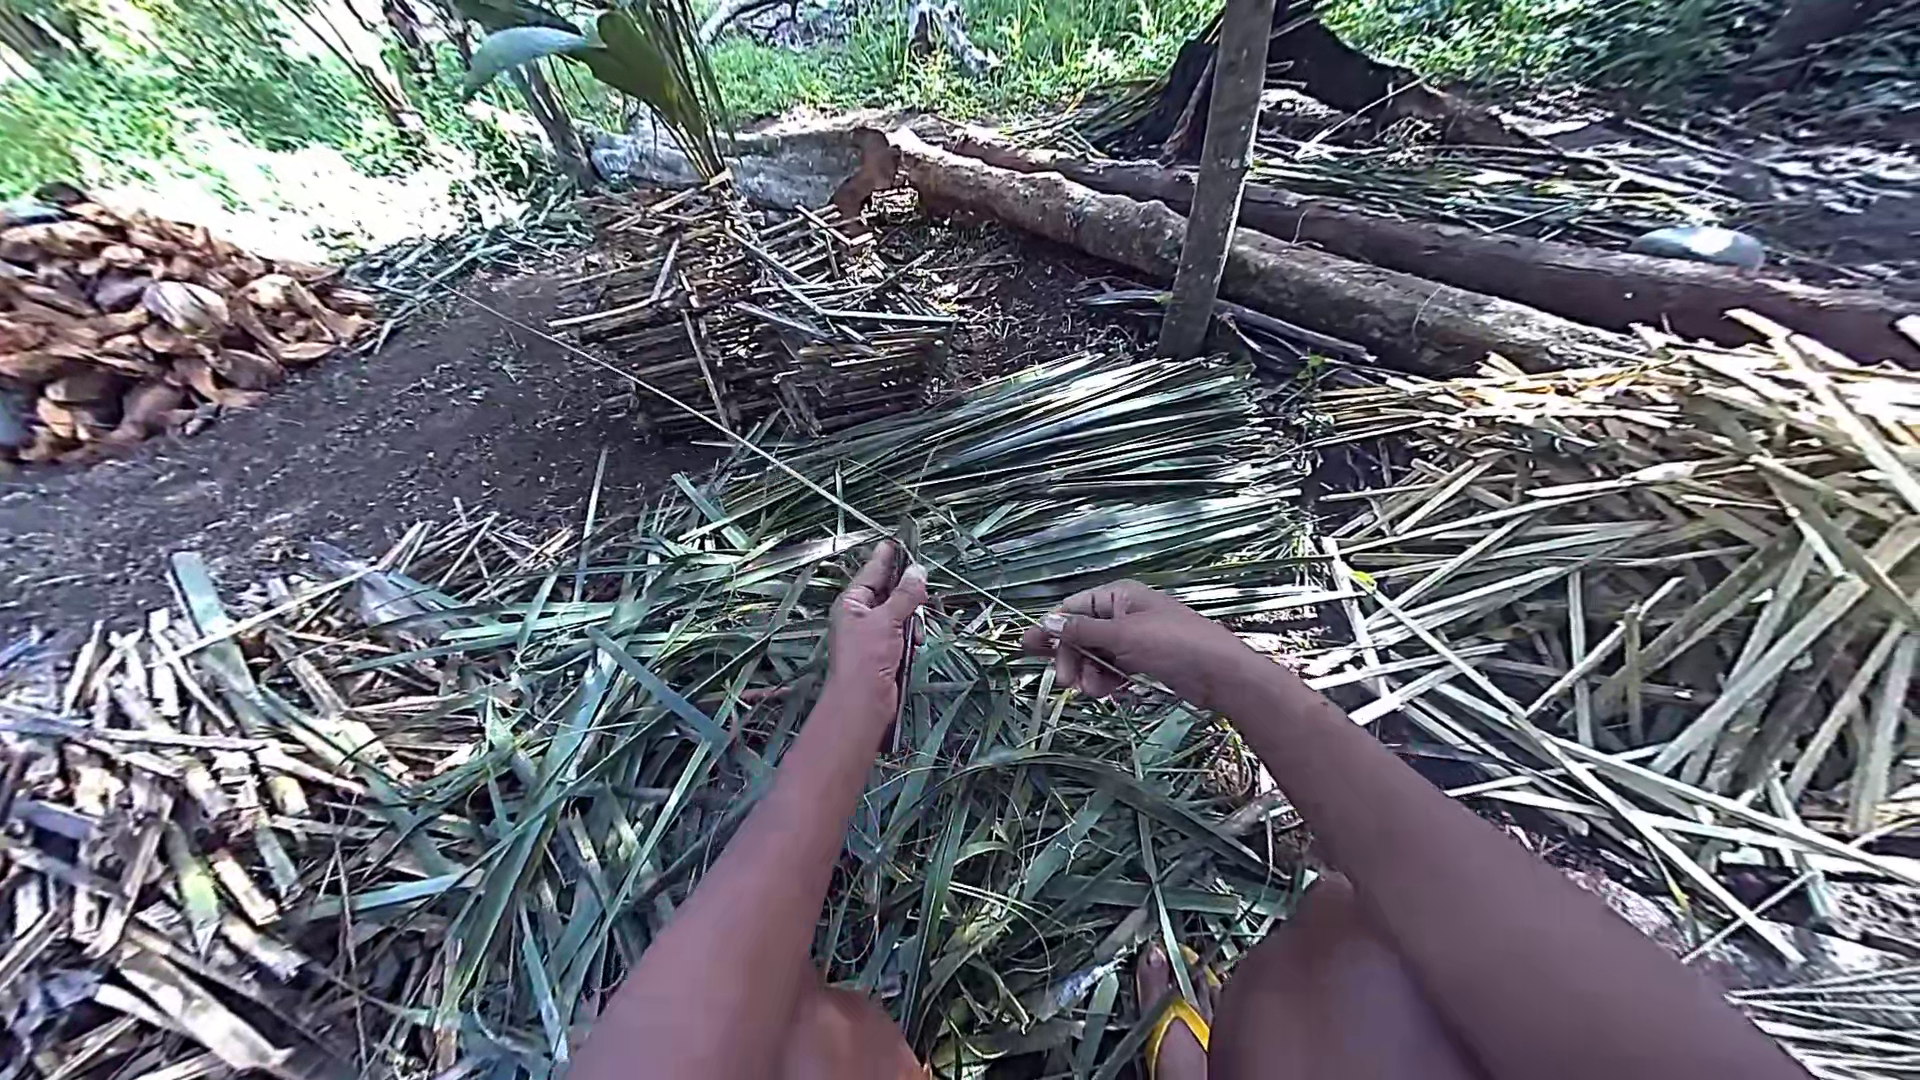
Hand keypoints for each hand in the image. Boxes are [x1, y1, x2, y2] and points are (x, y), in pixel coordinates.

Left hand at [827, 540, 927, 700]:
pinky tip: (915, 643)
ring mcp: (873, 633)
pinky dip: (911, 635)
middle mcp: (860, 615)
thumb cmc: (867, 657)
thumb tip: (919, 571)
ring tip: (915, 632)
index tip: (898, 541)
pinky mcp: (885, 650)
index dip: (887, 557)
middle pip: (889, 592)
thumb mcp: (887, 620)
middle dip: (907, 593)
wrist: (863, 703)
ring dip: (912, 618)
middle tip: (923, 591)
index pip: (872, 571)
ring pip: (900, 612)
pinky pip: (903, 632)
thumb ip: (905, 595)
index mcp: (852, 602)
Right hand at [1021, 580, 1247, 707]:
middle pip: (1080, 635)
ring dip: (1089, 675)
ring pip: (1094, 656)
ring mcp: (1132, 639)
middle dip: (1072, 658)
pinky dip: (1107, 682)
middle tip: (1067, 683)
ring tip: (1096, 692)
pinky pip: (1111, 670)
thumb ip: (1082, 632)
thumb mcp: (1123, 635)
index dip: (1051, 629)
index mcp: (1118, 596)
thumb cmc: (1173, 644)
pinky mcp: (1142, 662)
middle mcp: (1122, 614)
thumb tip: (1046, 623)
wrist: (1223, 675)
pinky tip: (1110, 694)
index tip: (1028, 649)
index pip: (1072, 608)